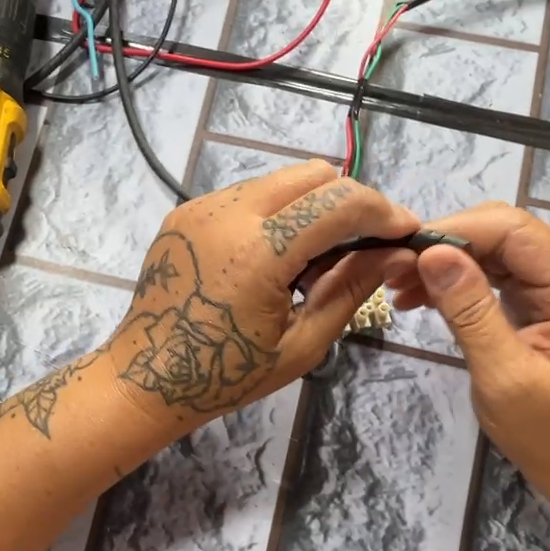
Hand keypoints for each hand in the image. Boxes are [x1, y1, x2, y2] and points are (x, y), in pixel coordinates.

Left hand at [105, 161, 419, 430]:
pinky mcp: (184, 212)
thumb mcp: (301, 344)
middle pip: (311, 174)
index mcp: (258, 252)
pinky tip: (272, 258)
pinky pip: (245, 195)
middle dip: (348, 200)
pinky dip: (273, 213)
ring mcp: (200, 208)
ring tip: (312, 258)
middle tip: (361, 244)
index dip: (382, 211)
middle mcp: (228, 214)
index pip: (338, 201)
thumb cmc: (225, 374)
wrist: (145, 377)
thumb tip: (396, 253)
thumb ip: (350, 290)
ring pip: (277, 179)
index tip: (404, 230)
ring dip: (309, 205)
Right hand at [390, 202, 549, 503]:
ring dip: (447, 263)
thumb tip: (431, 254)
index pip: (512, 230)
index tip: (399, 253)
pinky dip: (460, 283)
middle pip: (504, 233)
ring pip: (497, 251)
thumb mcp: (505, 377)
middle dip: (445, 244)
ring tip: (399, 288)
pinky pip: (500, 277)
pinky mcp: (548, 307)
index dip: (452, 231)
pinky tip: (424, 299)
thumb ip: (470, 311)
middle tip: (392, 272)